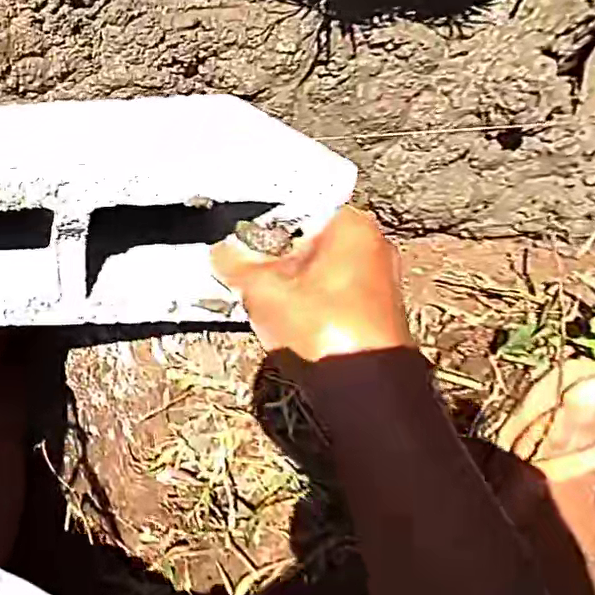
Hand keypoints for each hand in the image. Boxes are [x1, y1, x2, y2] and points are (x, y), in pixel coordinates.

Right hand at [211, 206, 412, 363]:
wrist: (363, 386)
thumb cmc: (322, 327)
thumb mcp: (260, 288)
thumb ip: (233, 262)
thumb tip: (219, 251)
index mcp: (352, 225)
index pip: (294, 207)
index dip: (257, 224)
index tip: (235, 239)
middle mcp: (371, 244)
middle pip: (303, 239)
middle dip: (270, 256)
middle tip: (244, 273)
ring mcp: (375, 277)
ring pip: (313, 267)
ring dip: (284, 280)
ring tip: (261, 299)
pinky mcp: (371, 307)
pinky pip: (326, 290)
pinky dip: (302, 299)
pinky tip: (284, 318)